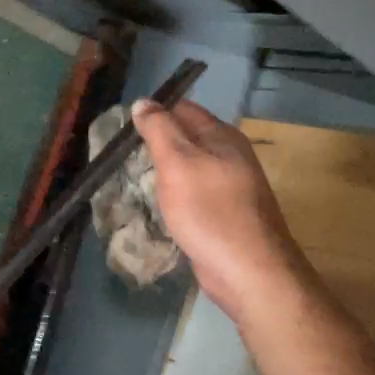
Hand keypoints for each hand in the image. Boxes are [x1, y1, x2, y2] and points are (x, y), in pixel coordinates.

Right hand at [129, 99, 311, 322]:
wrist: (251, 273)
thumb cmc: (210, 212)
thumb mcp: (177, 163)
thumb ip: (159, 129)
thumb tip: (143, 101)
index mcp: (223, 135)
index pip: (181, 108)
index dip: (152, 114)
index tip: (123, 131)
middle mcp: (231, 154)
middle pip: (185, 136)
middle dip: (156, 143)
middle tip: (124, 157)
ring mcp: (231, 184)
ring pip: (188, 165)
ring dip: (164, 170)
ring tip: (137, 180)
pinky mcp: (227, 211)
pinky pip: (194, 190)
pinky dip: (176, 193)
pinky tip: (162, 205)